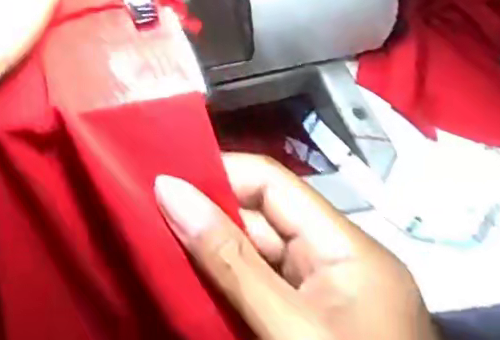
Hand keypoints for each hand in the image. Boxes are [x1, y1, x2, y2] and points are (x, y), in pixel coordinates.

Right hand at [156, 153, 435, 339]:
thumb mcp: (289, 330)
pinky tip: (193, 296)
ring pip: (262, 263)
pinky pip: (269, 298)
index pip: (274, 183)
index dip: (219, 176)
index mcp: (349, 248)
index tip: (163, 183)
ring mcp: (334, 307)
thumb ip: (231, 262)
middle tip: (150, 221)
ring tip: (160, 253)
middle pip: (265, 222)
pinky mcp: (320, 336)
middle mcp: (343, 266)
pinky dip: (233, 296)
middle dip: (211, 221)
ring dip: (216, 261)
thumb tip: (168, 187)